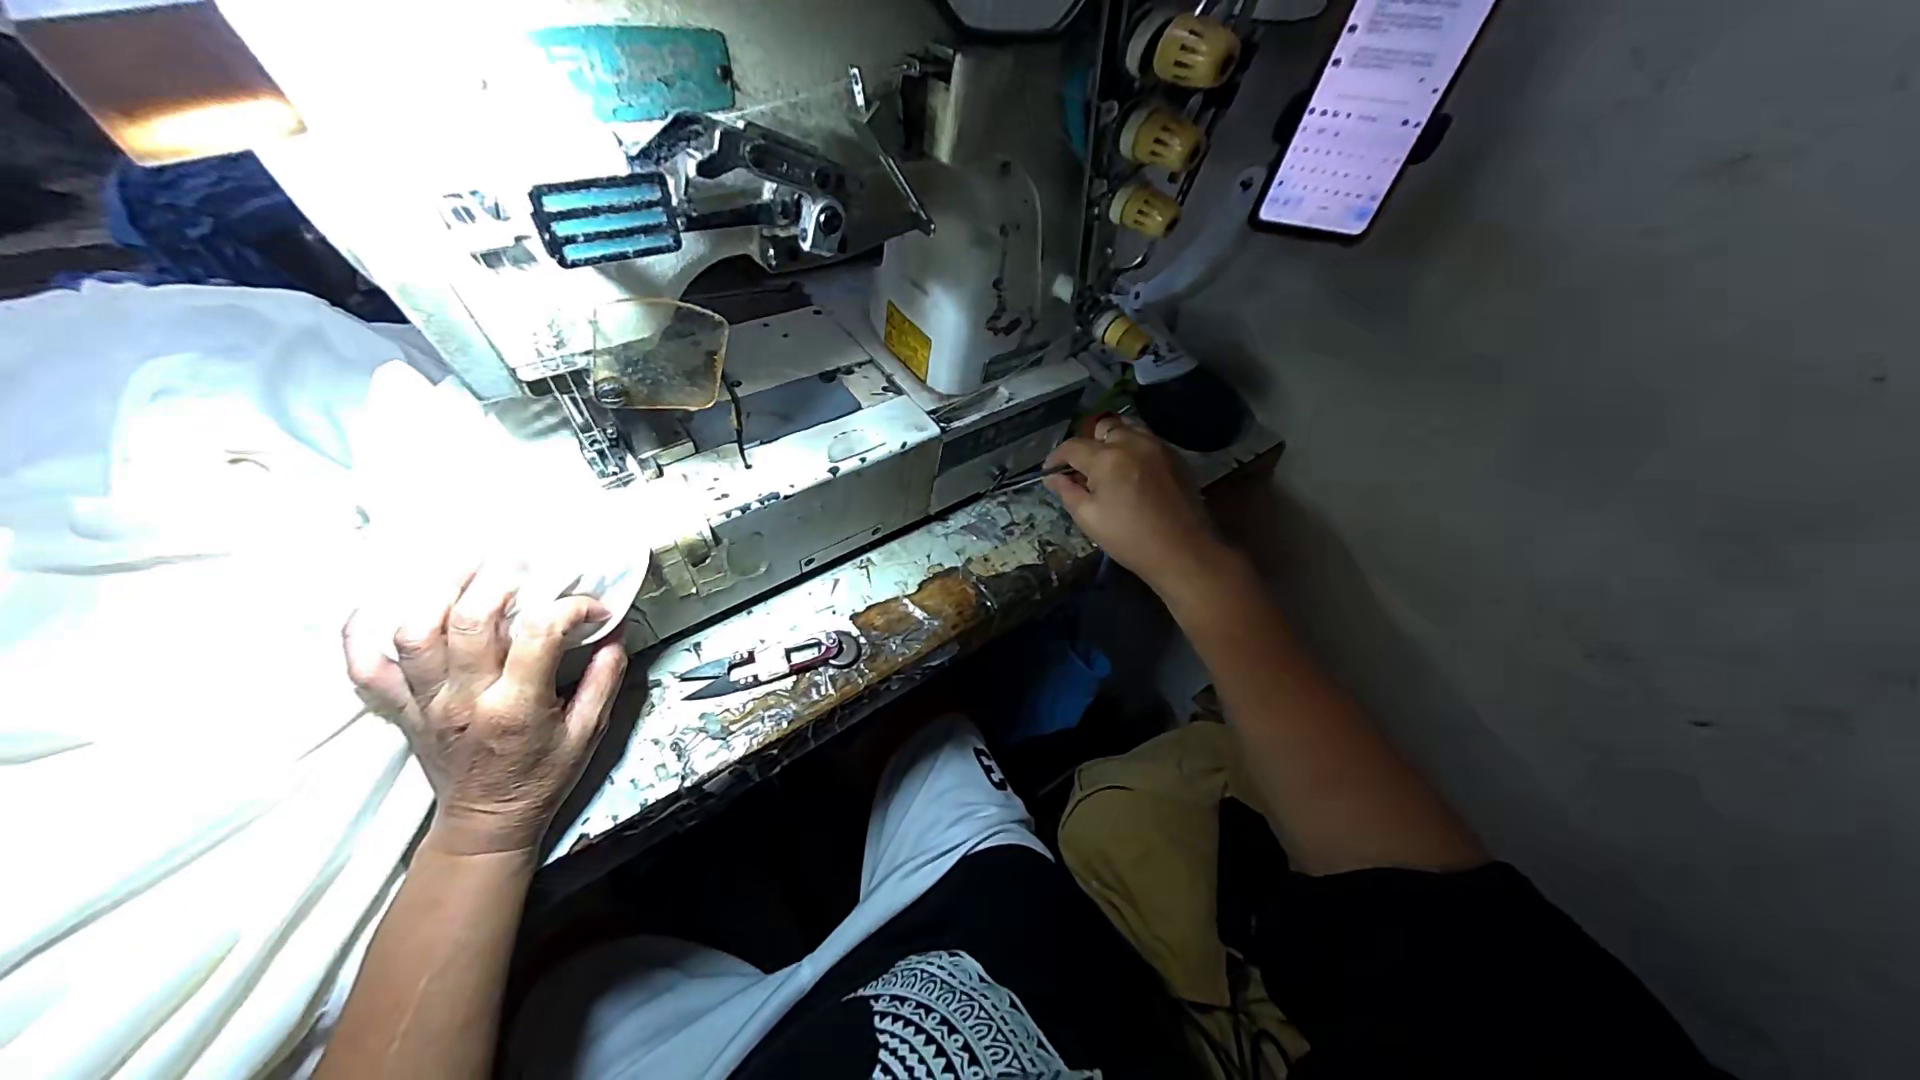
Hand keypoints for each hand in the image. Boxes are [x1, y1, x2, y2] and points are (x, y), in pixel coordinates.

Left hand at [343, 564, 628, 855]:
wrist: (487, 821)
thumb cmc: (542, 776)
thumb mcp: (590, 732)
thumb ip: (604, 678)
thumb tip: (614, 631)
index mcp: (518, 708)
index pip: (541, 634)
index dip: (572, 608)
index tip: (594, 608)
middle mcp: (465, 700)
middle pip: (469, 621)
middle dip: (499, 580)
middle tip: (525, 565)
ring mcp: (425, 703)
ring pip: (414, 632)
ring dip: (439, 589)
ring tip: (467, 566)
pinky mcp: (401, 709)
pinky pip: (364, 666)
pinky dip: (363, 631)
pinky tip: (386, 601)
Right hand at [1043, 416, 1228, 589]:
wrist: (1182, 551)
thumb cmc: (1129, 538)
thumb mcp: (1089, 519)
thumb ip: (1067, 492)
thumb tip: (1052, 478)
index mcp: (1107, 458)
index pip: (1072, 446)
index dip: (1056, 458)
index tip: (1050, 472)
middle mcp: (1132, 442)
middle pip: (1102, 427)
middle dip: (1088, 444)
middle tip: (1083, 469)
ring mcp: (1157, 446)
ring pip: (1128, 427)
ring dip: (1112, 440)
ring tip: (1108, 464)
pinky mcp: (1175, 456)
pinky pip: (1148, 439)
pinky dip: (1133, 447)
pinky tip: (1132, 471)